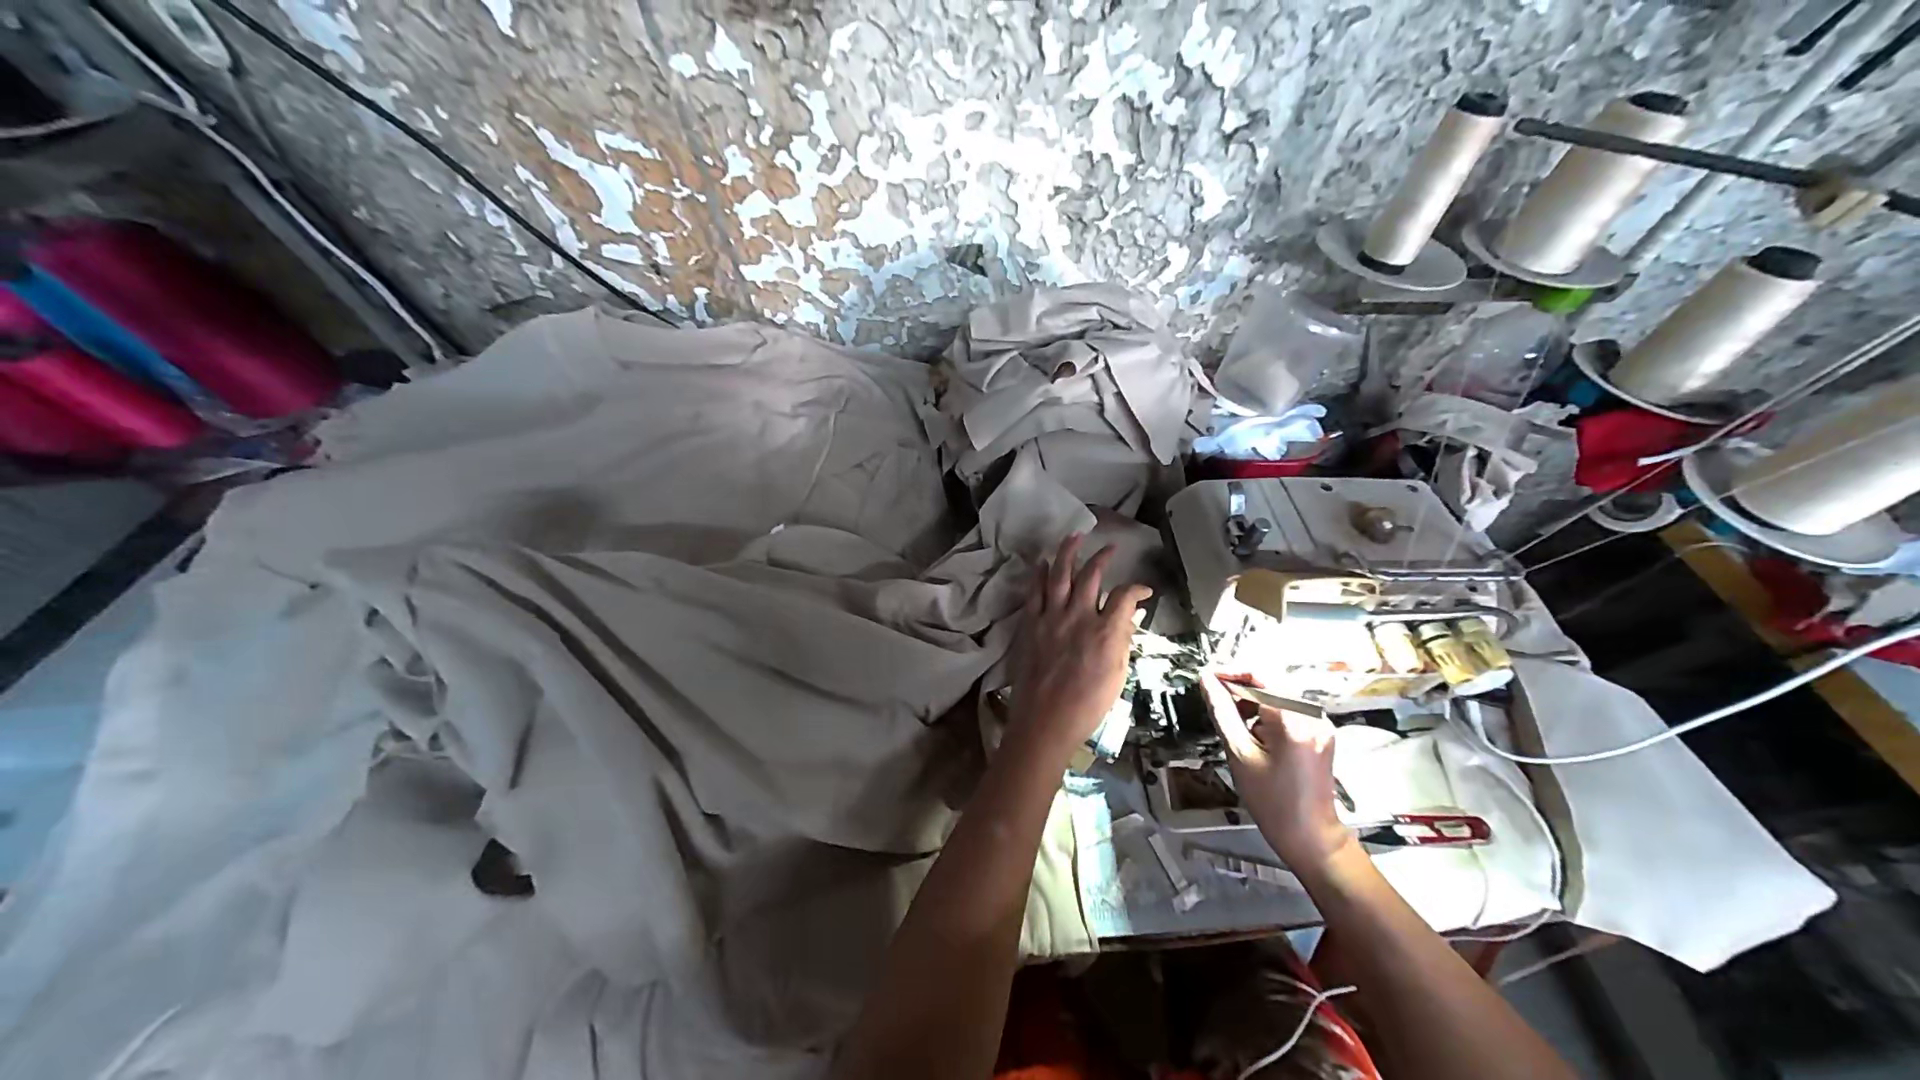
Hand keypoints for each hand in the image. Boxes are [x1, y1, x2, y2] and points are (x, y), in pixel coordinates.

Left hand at [1006, 534, 1152, 755]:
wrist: (1045, 720)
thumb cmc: (1088, 705)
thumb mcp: (1117, 676)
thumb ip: (1122, 642)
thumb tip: (1126, 620)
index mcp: (1105, 632)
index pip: (1125, 596)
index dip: (1138, 588)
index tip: (1144, 590)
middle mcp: (1079, 617)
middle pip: (1091, 575)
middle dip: (1103, 557)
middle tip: (1109, 547)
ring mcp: (1051, 618)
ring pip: (1059, 575)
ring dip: (1068, 552)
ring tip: (1074, 536)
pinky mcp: (1031, 625)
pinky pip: (1035, 592)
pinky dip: (1039, 575)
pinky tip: (1043, 564)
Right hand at [1200, 671, 1353, 872]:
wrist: (1310, 836)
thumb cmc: (1271, 801)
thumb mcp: (1239, 754)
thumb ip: (1222, 712)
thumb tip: (1207, 682)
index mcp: (1294, 720)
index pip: (1261, 676)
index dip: (1231, 671)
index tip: (1208, 677)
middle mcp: (1313, 715)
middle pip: (1272, 682)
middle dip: (1241, 686)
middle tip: (1214, 696)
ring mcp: (1321, 724)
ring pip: (1280, 694)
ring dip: (1253, 699)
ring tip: (1231, 716)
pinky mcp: (1320, 733)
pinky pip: (1290, 709)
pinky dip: (1268, 711)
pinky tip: (1251, 728)